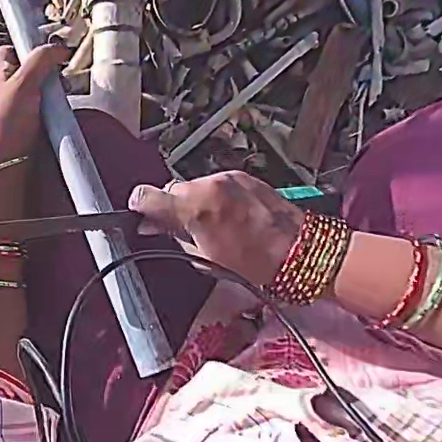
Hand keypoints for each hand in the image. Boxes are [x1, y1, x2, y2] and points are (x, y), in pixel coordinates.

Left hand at [0, 42, 66, 164]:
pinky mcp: (37, 119)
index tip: (47, 47)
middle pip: (35, 66)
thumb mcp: (24, 82)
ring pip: (46, 85)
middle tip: (59, 72)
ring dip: (57, 88)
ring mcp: (25, 103)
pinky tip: (62, 108)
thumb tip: (59, 47)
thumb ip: (41, 60)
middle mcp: (12, 85)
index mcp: (2, 71)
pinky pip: (52, 104)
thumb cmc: (9, 123)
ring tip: (62, 92)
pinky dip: (59, 104)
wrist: (12, 161)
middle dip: (50, 68)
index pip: (12, 48)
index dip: (28, 45)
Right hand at [127, 172, 303, 285]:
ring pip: (194, 186)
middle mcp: (208, 186)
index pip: (147, 196)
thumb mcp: (204, 258)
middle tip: (178, 228)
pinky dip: (214, 197)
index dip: (139, 206)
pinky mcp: (242, 176)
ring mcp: (227, 178)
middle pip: (172, 190)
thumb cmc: (255, 264)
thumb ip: (174, 237)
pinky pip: (216, 184)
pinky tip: (226, 216)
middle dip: (172, 207)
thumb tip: (153, 226)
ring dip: (194, 202)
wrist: (302, 251)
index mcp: (194, 208)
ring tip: (209, 225)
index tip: (139, 215)